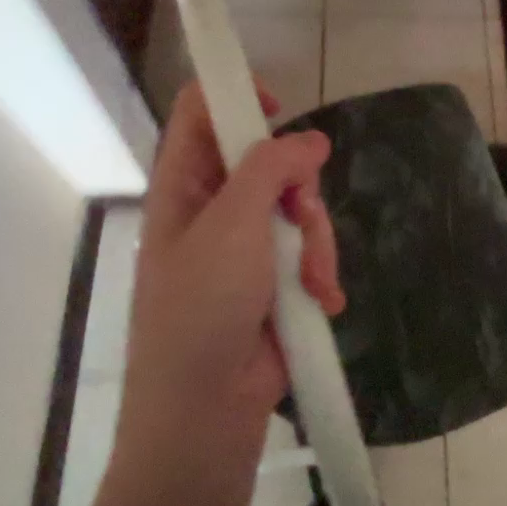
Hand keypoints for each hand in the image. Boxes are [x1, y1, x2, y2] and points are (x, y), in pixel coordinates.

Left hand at [121, 83, 345, 439]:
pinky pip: (310, 253)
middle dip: (300, 190)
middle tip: (302, 217)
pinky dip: (321, 274)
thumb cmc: (202, 309)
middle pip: (270, 161)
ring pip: (299, 210)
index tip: (280, 109)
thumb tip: (311, 141)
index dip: (237, 96)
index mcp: (184, 184)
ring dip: (317, 243)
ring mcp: (246, 246)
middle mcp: (214, 207)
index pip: (201, 111)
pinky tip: (322, 302)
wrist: (205, 409)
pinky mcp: (274, 280)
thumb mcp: (232, 227)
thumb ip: (271, 169)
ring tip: (314, 283)